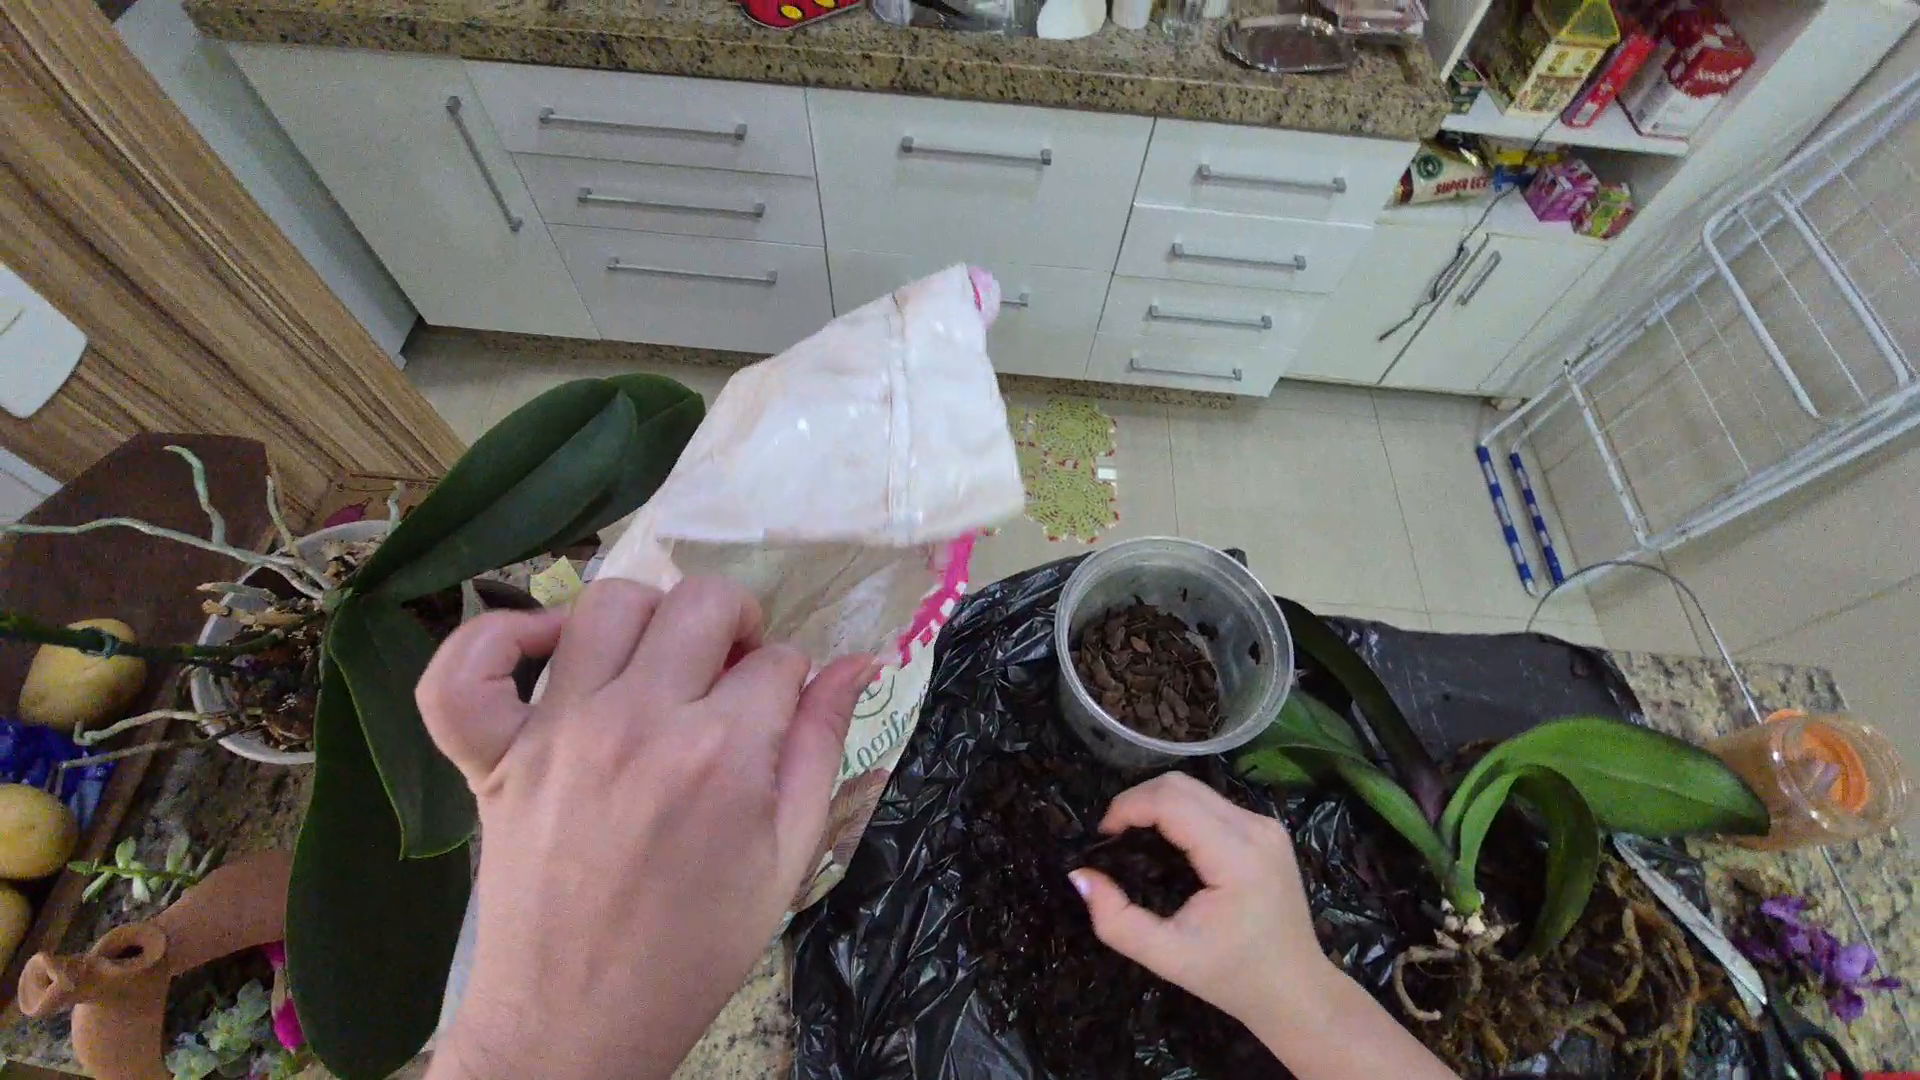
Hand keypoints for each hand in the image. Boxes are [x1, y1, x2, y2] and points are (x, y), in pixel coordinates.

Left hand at [417, 577, 875, 1079]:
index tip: (782, 710)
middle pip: (704, 603)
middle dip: (741, 623)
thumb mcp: (791, 852)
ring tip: (665, 658)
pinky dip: (502, 638)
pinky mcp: (493, 757)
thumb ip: (825, 743)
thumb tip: (859, 661)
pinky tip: (552, 648)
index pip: (780, 659)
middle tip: (736, 671)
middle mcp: (640, 721)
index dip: (792, 677)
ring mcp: (557, 732)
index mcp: (723, 751)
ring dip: (655, 614)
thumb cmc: (700, 944)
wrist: (576, 1029)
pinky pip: (467, 669)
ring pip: (608, 603)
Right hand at [1068, 773, 1334, 1026]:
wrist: (1298, 993)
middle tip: (1115, 835)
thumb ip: (1116, 921)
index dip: (1128, 806)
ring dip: (1156, 803)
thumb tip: (1079, 876)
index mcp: (1237, 857)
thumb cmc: (1233, 978)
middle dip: (1137, 801)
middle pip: (1180, 785)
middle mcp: (1255, 828)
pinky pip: (1209, 801)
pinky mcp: (1265, 827)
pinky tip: (1168, 840)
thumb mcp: (1167, 958)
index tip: (1104, 836)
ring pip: (1194, 788)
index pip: (1171, 802)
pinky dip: (1178, 811)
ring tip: (1136, 836)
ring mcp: (1265, 824)